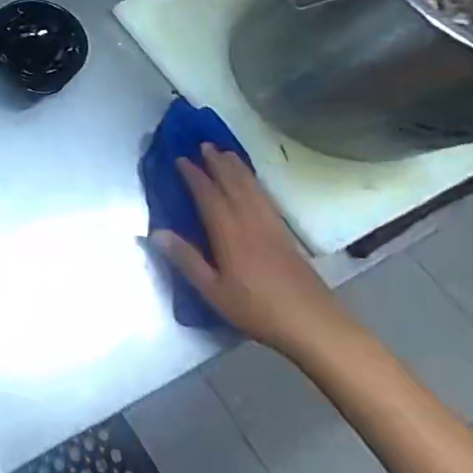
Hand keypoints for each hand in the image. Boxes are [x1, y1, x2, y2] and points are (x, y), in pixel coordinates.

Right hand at [152, 144, 356, 357]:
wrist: (316, 328)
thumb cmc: (258, 310)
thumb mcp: (213, 291)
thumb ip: (186, 259)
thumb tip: (156, 232)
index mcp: (230, 235)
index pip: (210, 197)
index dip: (195, 177)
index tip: (181, 159)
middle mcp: (252, 225)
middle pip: (234, 187)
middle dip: (218, 164)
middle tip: (205, 145)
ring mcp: (273, 230)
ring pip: (253, 191)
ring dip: (238, 170)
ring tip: (227, 153)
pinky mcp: (287, 239)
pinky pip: (267, 202)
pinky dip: (256, 186)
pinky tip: (253, 185)